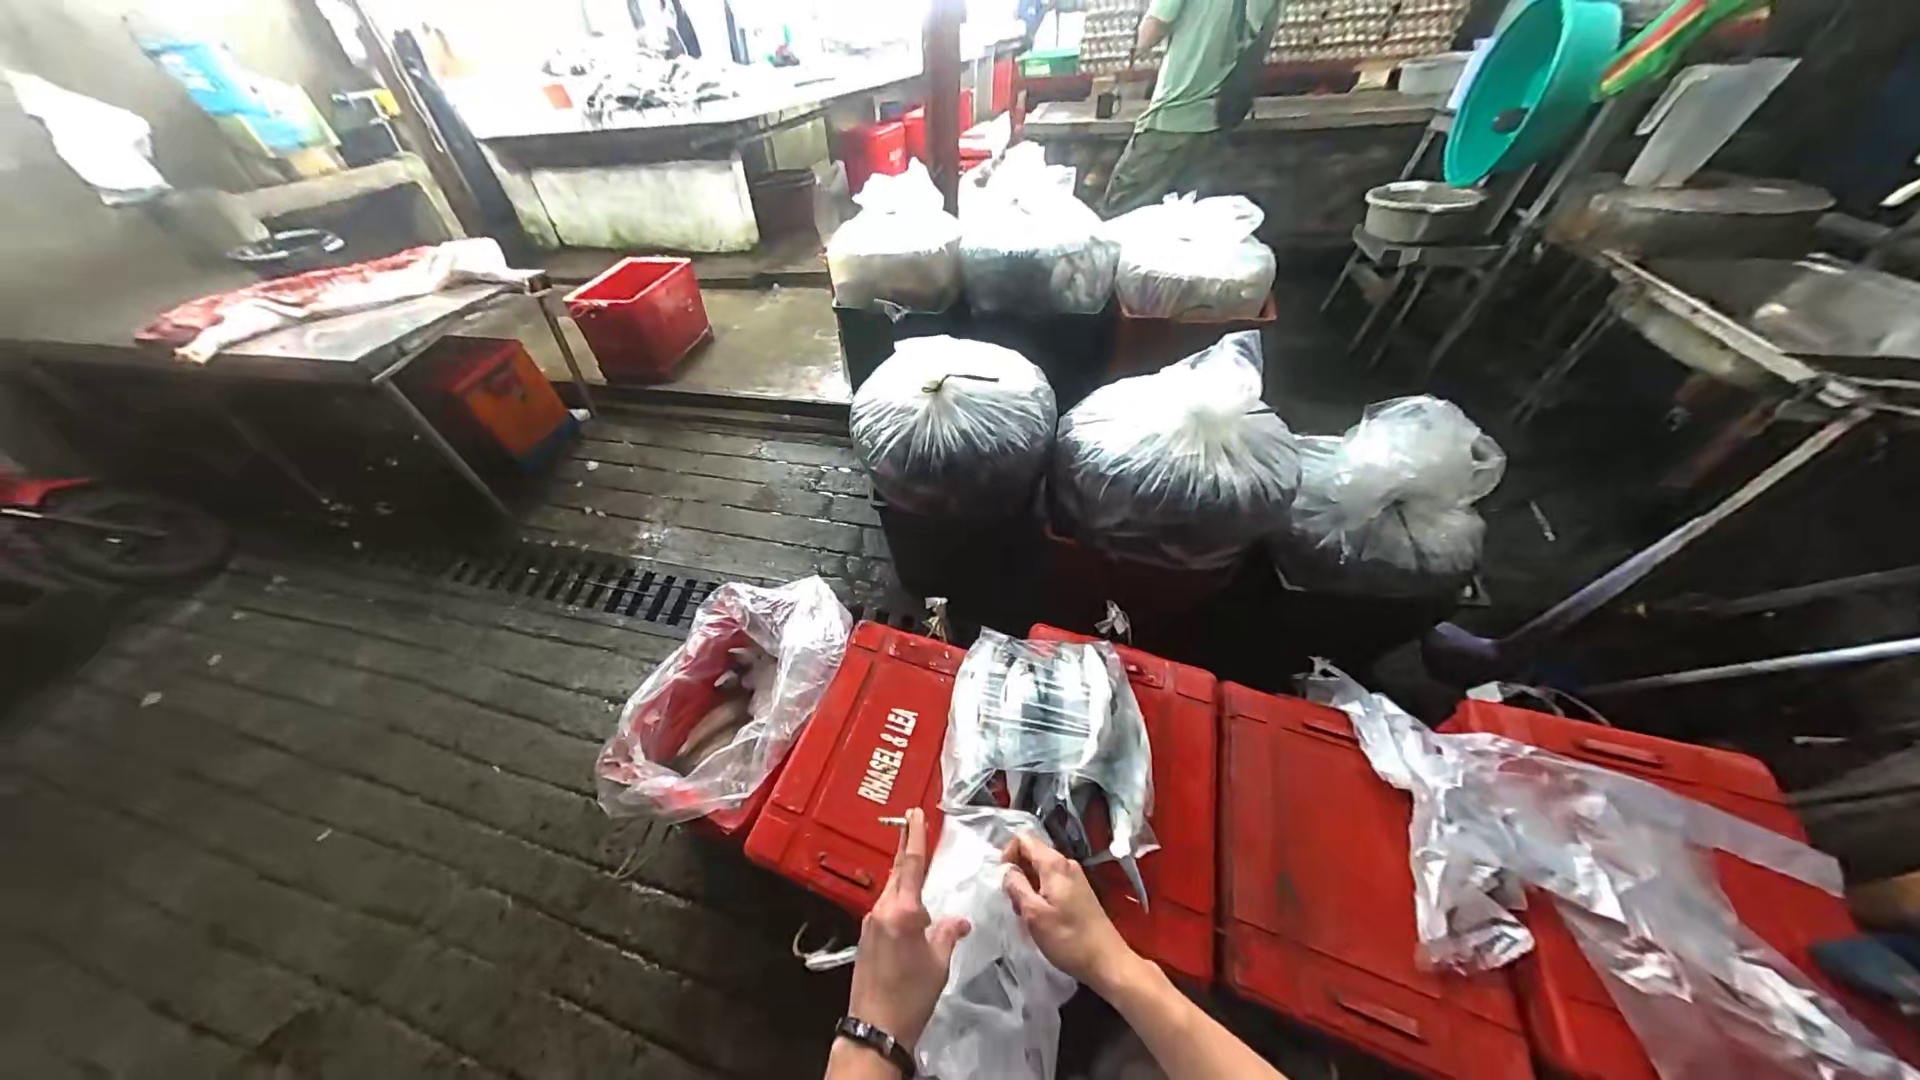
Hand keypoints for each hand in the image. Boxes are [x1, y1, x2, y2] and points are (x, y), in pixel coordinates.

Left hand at [845, 808, 970, 1052]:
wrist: (874, 1030)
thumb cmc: (911, 995)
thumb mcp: (939, 963)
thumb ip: (948, 933)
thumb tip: (960, 920)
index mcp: (902, 910)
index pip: (910, 863)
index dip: (914, 835)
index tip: (914, 812)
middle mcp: (882, 909)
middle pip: (898, 872)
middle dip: (907, 851)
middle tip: (914, 825)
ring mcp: (870, 923)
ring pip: (891, 891)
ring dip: (904, 880)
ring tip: (918, 873)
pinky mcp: (866, 937)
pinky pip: (885, 908)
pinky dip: (899, 902)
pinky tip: (909, 914)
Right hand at [1002, 832, 1141, 994]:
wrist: (1107, 961)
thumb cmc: (1067, 937)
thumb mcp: (1034, 913)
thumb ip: (1016, 885)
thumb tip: (1007, 869)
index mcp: (1054, 863)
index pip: (1023, 839)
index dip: (1008, 854)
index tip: (1004, 879)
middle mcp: (1066, 863)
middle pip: (1033, 854)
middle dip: (1018, 873)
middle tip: (1015, 903)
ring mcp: (1075, 876)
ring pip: (1041, 869)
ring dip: (1028, 886)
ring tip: (1027, 914)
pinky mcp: (1079, 891)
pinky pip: (1052, 881)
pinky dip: (1041, 893)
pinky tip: (1042, 916)